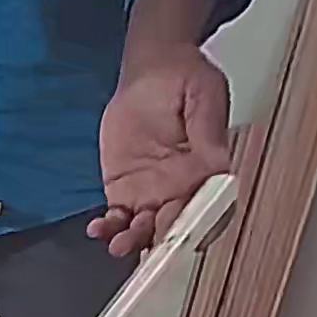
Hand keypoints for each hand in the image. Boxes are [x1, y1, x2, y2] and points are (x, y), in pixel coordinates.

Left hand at [89, 45, 230, 256]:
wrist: (149, 73)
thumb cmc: (183, 79)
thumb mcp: (204, 96)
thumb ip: (207, 132)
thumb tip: (218, 165)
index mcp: (207, 170)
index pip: (209, 208)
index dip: (200, 227)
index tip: (187, 233)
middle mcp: (179, 189)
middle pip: (171, 227)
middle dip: (160, 242)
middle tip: (148, 243)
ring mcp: (149, 195)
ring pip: (141, 230)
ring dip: (131, 241)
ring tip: (119, 244)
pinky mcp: (123, 193)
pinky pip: (115, 218)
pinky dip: (107, 228)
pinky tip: (98, 228)